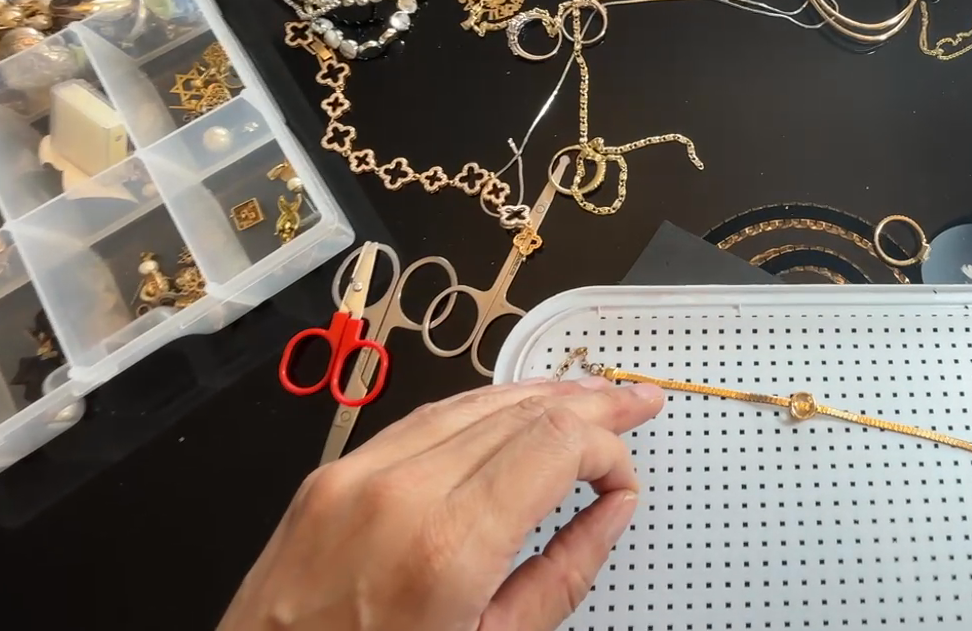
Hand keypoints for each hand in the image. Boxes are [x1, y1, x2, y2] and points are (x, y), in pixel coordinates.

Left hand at [219, 377, 666, 630]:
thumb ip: (563, 576)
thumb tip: (613, 507)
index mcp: (444, 549)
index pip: (557, 444)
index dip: (608, 449)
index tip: (624, 483)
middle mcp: (400, 490)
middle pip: (525, 410)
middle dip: (592, 404)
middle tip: (636, 402)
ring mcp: (358, 471)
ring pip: (480, 398)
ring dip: (544, 394)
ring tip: (591, 398)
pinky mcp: (334, 471)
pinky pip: (431, 415)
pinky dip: (489, 406)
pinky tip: (520, 407)